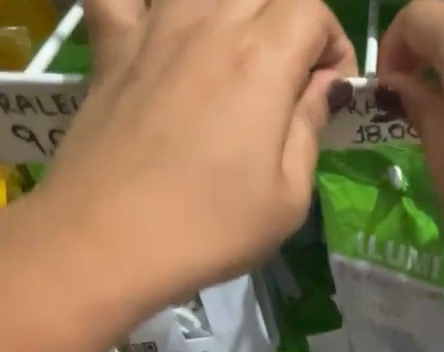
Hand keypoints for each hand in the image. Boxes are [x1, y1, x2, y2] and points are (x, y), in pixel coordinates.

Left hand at [35, 0, 356, 313]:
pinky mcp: (110, 42)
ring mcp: (152, 25)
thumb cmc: (215, 226)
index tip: (332, 93)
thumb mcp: (290, 195)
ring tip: (240, 59)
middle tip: (292, 78)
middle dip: (291, 22)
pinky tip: (159, 24)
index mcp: (262, 61)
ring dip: (235, 10)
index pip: (310, 9)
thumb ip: (309, 126)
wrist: (111, 237)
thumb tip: (322, 87)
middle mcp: (208, 24)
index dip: (334, 44)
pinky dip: (146, 0)